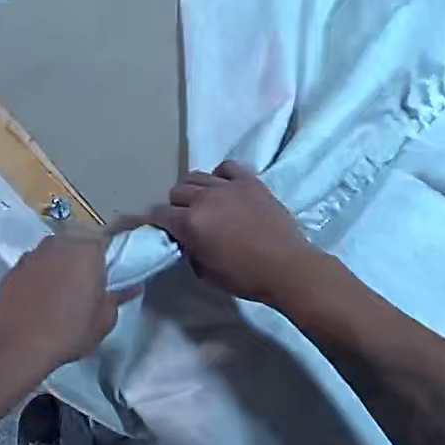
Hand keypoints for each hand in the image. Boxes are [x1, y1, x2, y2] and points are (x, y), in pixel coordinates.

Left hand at [0, 232, 124, 371]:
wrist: (18, 345)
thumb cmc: (69, 331)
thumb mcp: (104, 319)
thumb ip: (119, 297)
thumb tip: (132, 286)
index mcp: (86, 250)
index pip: (106, 241)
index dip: (109, 256)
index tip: (110, 272)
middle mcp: (58, 243)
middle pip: (77, 244)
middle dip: (82, 259)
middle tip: (86, 284)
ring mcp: (32, 253)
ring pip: (53, 254)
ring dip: (59, 266)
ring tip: (60, 292)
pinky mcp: (13, 267)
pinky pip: (33, 266)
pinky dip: (38, 276)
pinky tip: (38, 297)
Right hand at [146, 160, 328, 305]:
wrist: (288, 268)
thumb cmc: (245, 277)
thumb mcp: (204, 273)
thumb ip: (189, 250)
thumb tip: (185, 239)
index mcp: (190, 223)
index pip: (159, 213)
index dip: (156, 221)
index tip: (161, 228)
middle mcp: (205, 199)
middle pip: (177, 191)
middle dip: (176, 206)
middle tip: (186, 220)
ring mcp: (228, 187)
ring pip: (197, 176)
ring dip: (195, 190)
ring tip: (204, 203)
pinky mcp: (250, 182)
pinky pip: (226, 167)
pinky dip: (220, 175)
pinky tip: (224, 188)